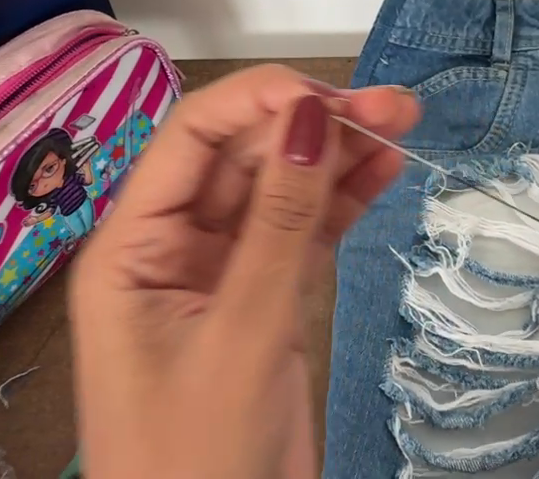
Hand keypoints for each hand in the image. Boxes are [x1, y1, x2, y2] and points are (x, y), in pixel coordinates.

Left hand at [69, 66, 420, 478]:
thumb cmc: (202, 456)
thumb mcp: (242, 333)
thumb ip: (279, 220)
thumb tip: (311, 113)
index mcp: (134, 245)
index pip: (194, 136)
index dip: (260, 100)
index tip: (333, 95)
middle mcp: (175, 242)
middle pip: (247, 154)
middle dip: (317, 123)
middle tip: (394, 106)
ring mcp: (224, 266)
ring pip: (284, 185)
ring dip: (341, 153)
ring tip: (403, 123)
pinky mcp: (266, 292)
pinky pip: (306, 227)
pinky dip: (345, 198)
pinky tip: (386, 170)